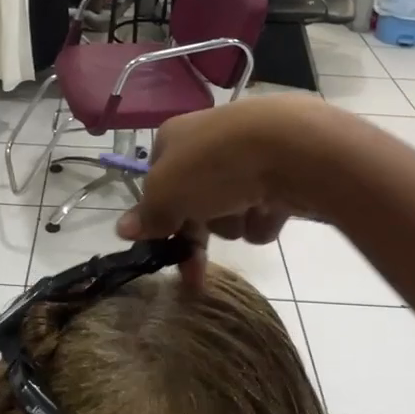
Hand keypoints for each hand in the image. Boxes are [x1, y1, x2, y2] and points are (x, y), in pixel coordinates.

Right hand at [118, 94, 345, 287]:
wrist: (292, 146)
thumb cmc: (216, 164)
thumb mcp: (167, 192)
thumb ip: (148, 215)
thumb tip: (123, 229)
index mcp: (174, 138)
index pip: (157, 185)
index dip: (159, 220)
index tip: (164, 255)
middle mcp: (208, 143)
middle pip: (193, 202)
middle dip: (198, 232)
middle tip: (197, 274)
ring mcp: (247, 157)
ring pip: (229, 209)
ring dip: (233, 222)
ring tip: (245, 210)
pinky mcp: (281, 173)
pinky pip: (263, 210)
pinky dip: (264, 217)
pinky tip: (271, 209)